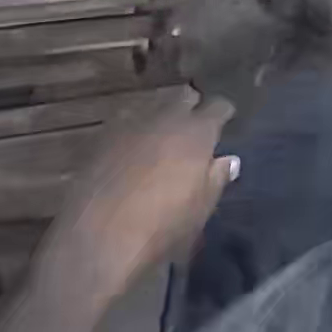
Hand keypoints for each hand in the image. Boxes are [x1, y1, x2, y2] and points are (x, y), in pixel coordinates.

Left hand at [39, 87, 238, 303]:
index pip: (218, 106)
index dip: (223, 113)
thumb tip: (230, 160)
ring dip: (162, 117)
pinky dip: (135, 131)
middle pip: (185, 96)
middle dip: (191, 106)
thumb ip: (217, 178)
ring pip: (155, 106)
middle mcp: (167, 116)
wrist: (101, 235)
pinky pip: (128, 121)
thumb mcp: (200, 210)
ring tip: (162, 138)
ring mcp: (134, 121)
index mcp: (197, 132)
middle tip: (193, 126)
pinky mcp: (106, 133)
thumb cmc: (162, 226)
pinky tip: (132, 149)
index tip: (225, 120)